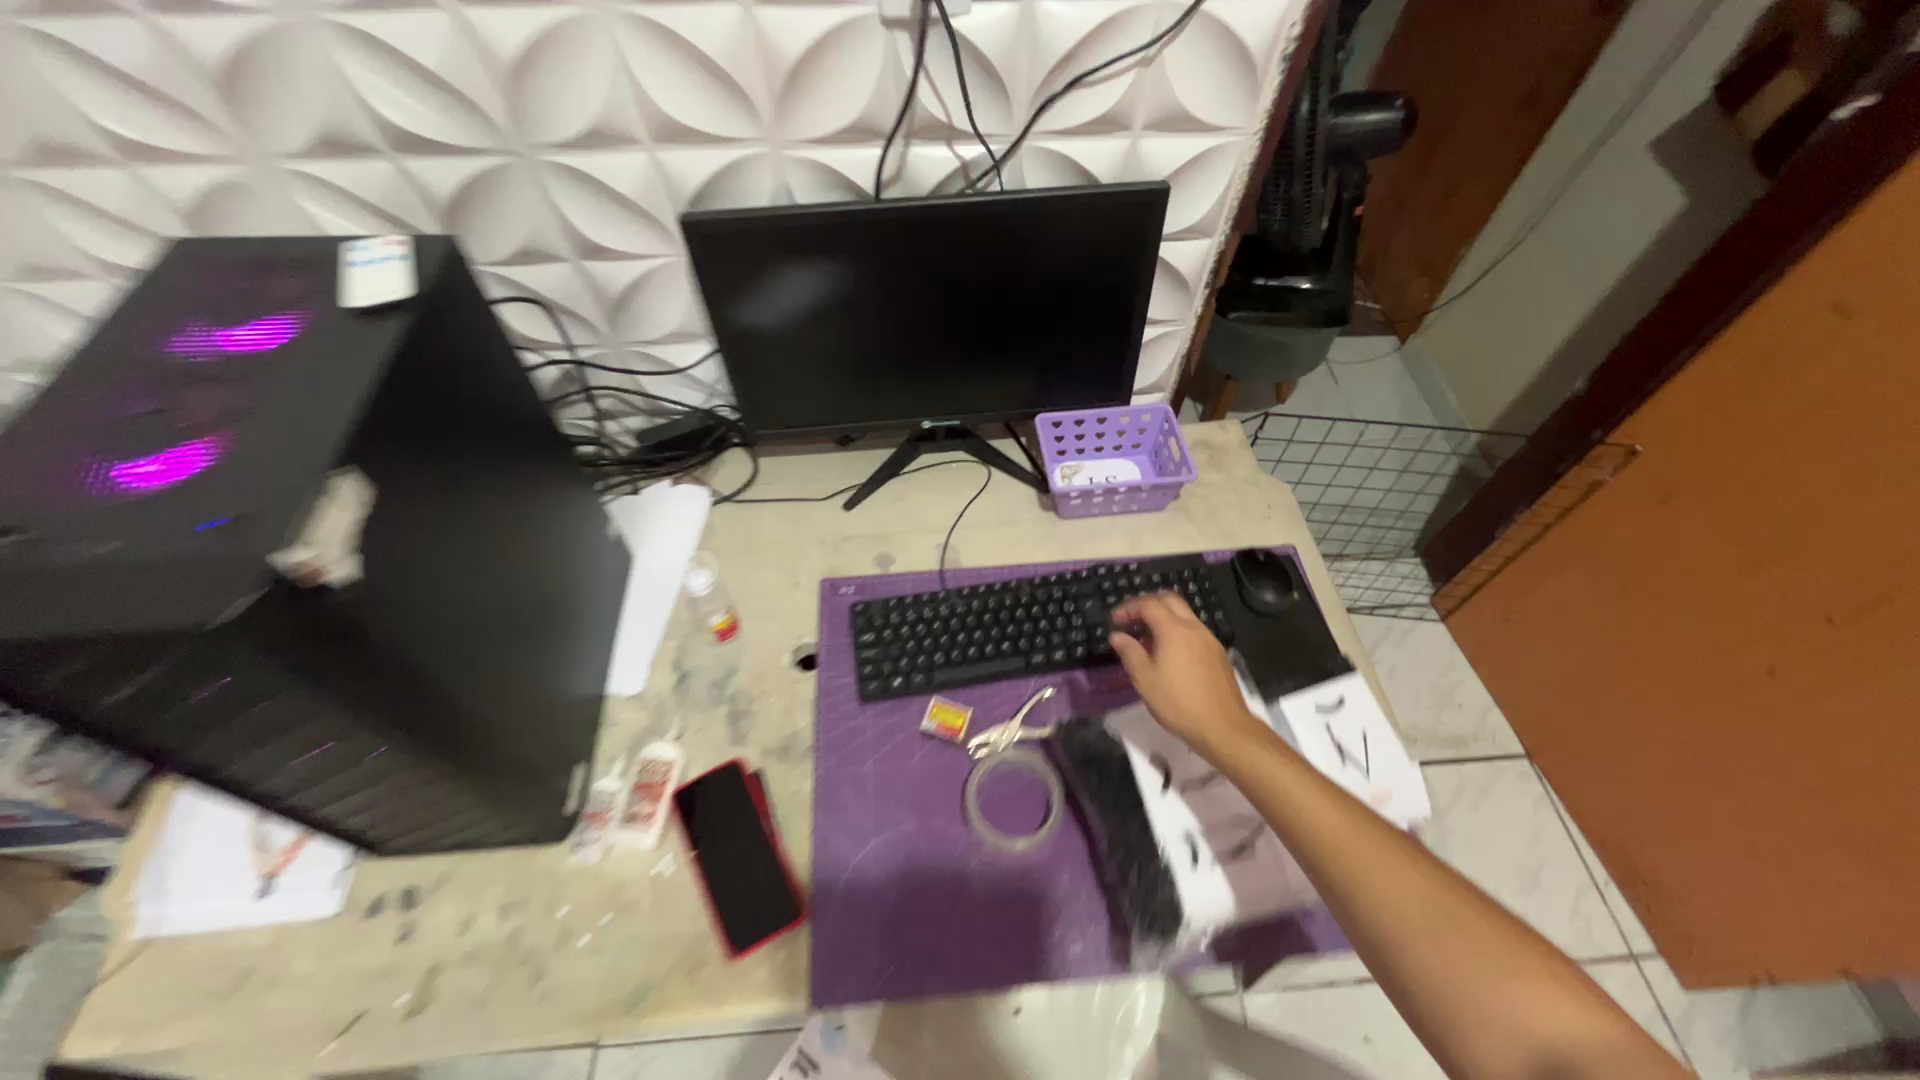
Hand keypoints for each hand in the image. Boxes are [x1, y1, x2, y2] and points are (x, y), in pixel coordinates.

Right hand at [1108, 592, 1273, 760]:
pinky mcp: (1218, 654)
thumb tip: (1117, 636)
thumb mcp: (1145, 680)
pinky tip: (1169, 655)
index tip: (1115, 621)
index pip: (1149, 604)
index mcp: (1174, 630)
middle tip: (1131, 620)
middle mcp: (1194, 628)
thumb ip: (1130, 653)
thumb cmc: (1178, 703)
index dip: (1129, 608)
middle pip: (1170, 600)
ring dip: (1163, 618)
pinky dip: (1177, 631)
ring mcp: (1209, 640)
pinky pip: (1194, 631)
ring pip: (1184, 615)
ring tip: (1147, 640)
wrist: (1223, 726)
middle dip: (1147, 604)